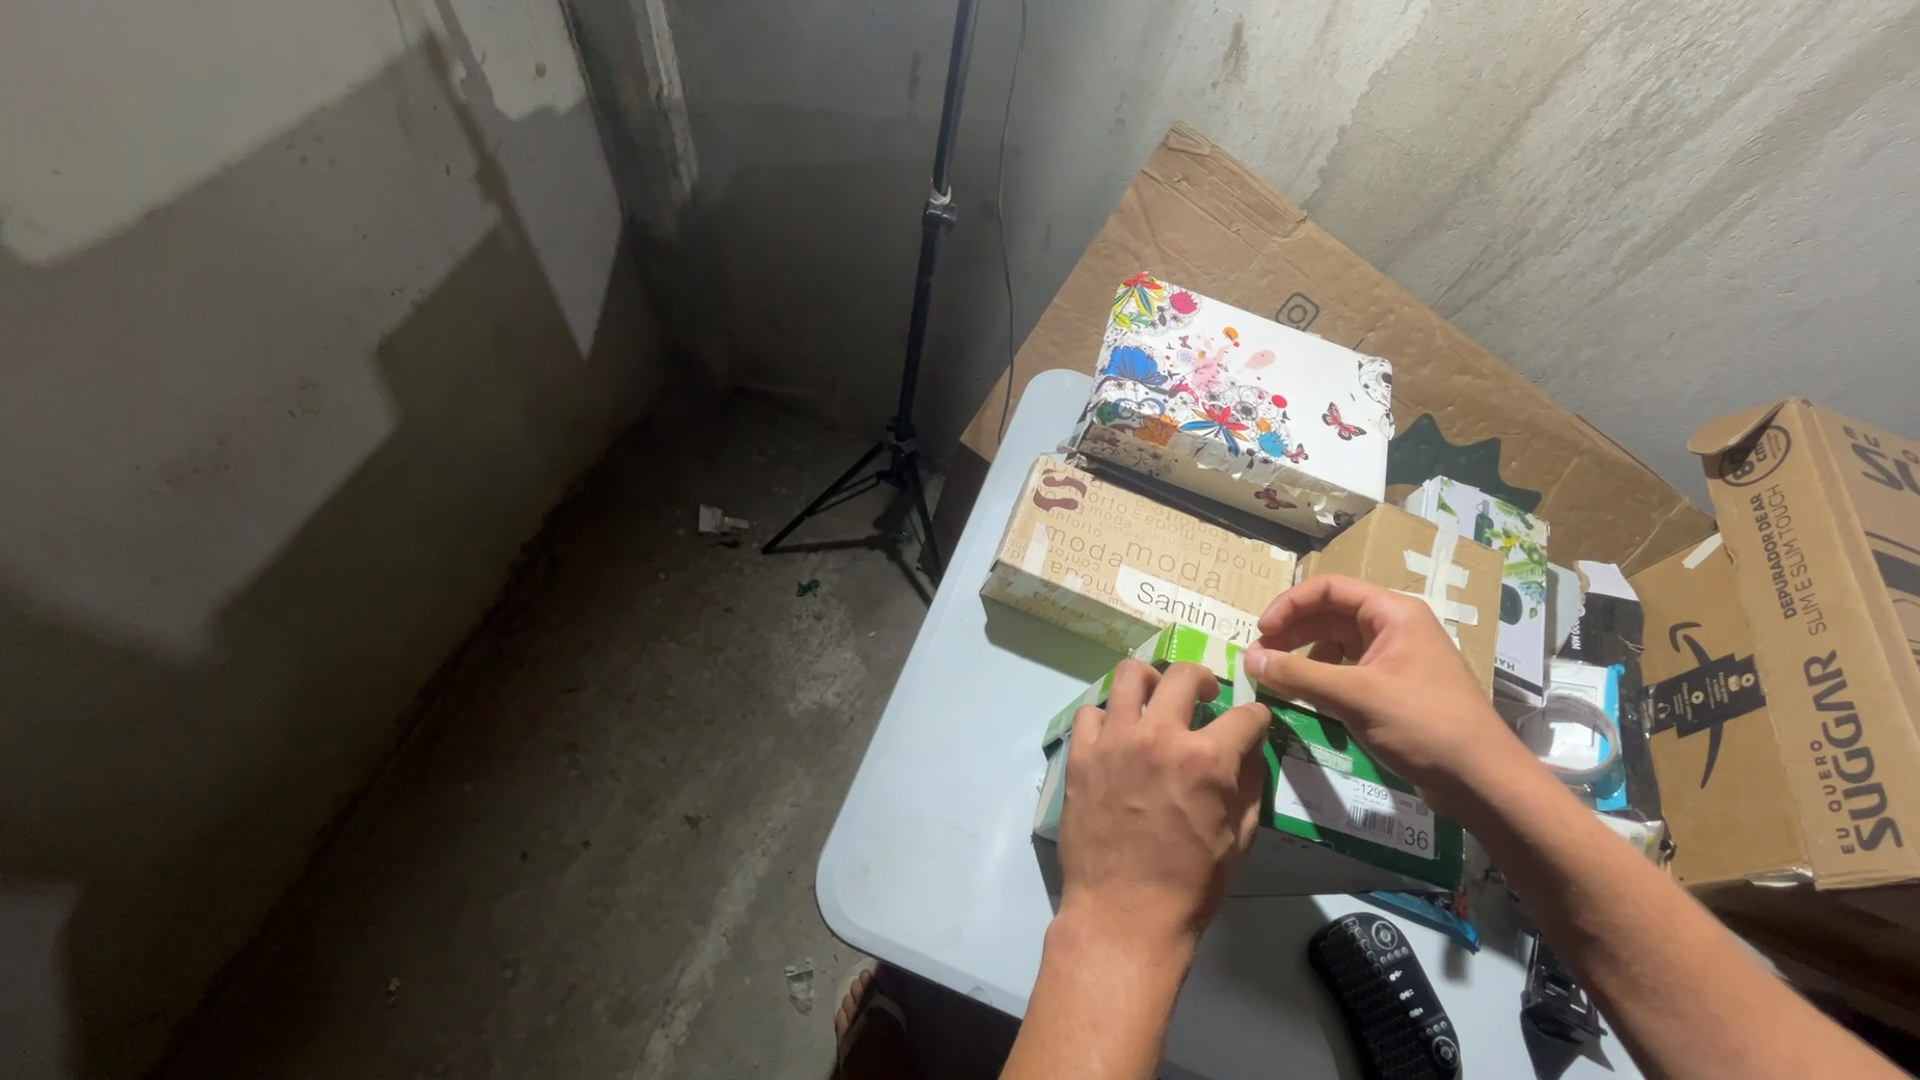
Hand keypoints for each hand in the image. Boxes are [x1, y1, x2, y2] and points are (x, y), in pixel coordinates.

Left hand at [1056, 660, 1270, 951]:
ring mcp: (1114, 741)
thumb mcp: (1240, 838)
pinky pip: (1091, 712)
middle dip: (1203, 679)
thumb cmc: (1190, 884)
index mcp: (1206, 759)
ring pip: (1129, 675)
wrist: (1123, 913)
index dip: (1256, 717)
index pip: (1245, 714)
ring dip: (1150, 681)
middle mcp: (1159, 737)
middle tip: (1203, 695)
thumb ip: (1249, 783)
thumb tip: (1248, 748)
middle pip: (1183, 675)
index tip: (1252, 723)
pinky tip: (1116, 733)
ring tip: (1154, 698)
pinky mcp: (1081, 754)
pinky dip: (1107, 716)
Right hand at [1242, 575, 1520, 815]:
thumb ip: (1298, 674)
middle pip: (1329, 615)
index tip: (1261, 632)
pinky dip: (1320, 678)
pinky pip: (1346, 671)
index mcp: (1392, 614)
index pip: (1328, 589)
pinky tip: (1305, 697)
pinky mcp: (1393, 688)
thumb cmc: (1422, 725)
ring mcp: (1395, 659)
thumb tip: (1250, 659)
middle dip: (1291, 633)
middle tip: (1259, 658)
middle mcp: (1394, 628)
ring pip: (1335, 644)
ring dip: (1302, 657)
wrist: (1482, 780)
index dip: (1289, 604)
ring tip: (1277, 679)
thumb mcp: (1353, 696)